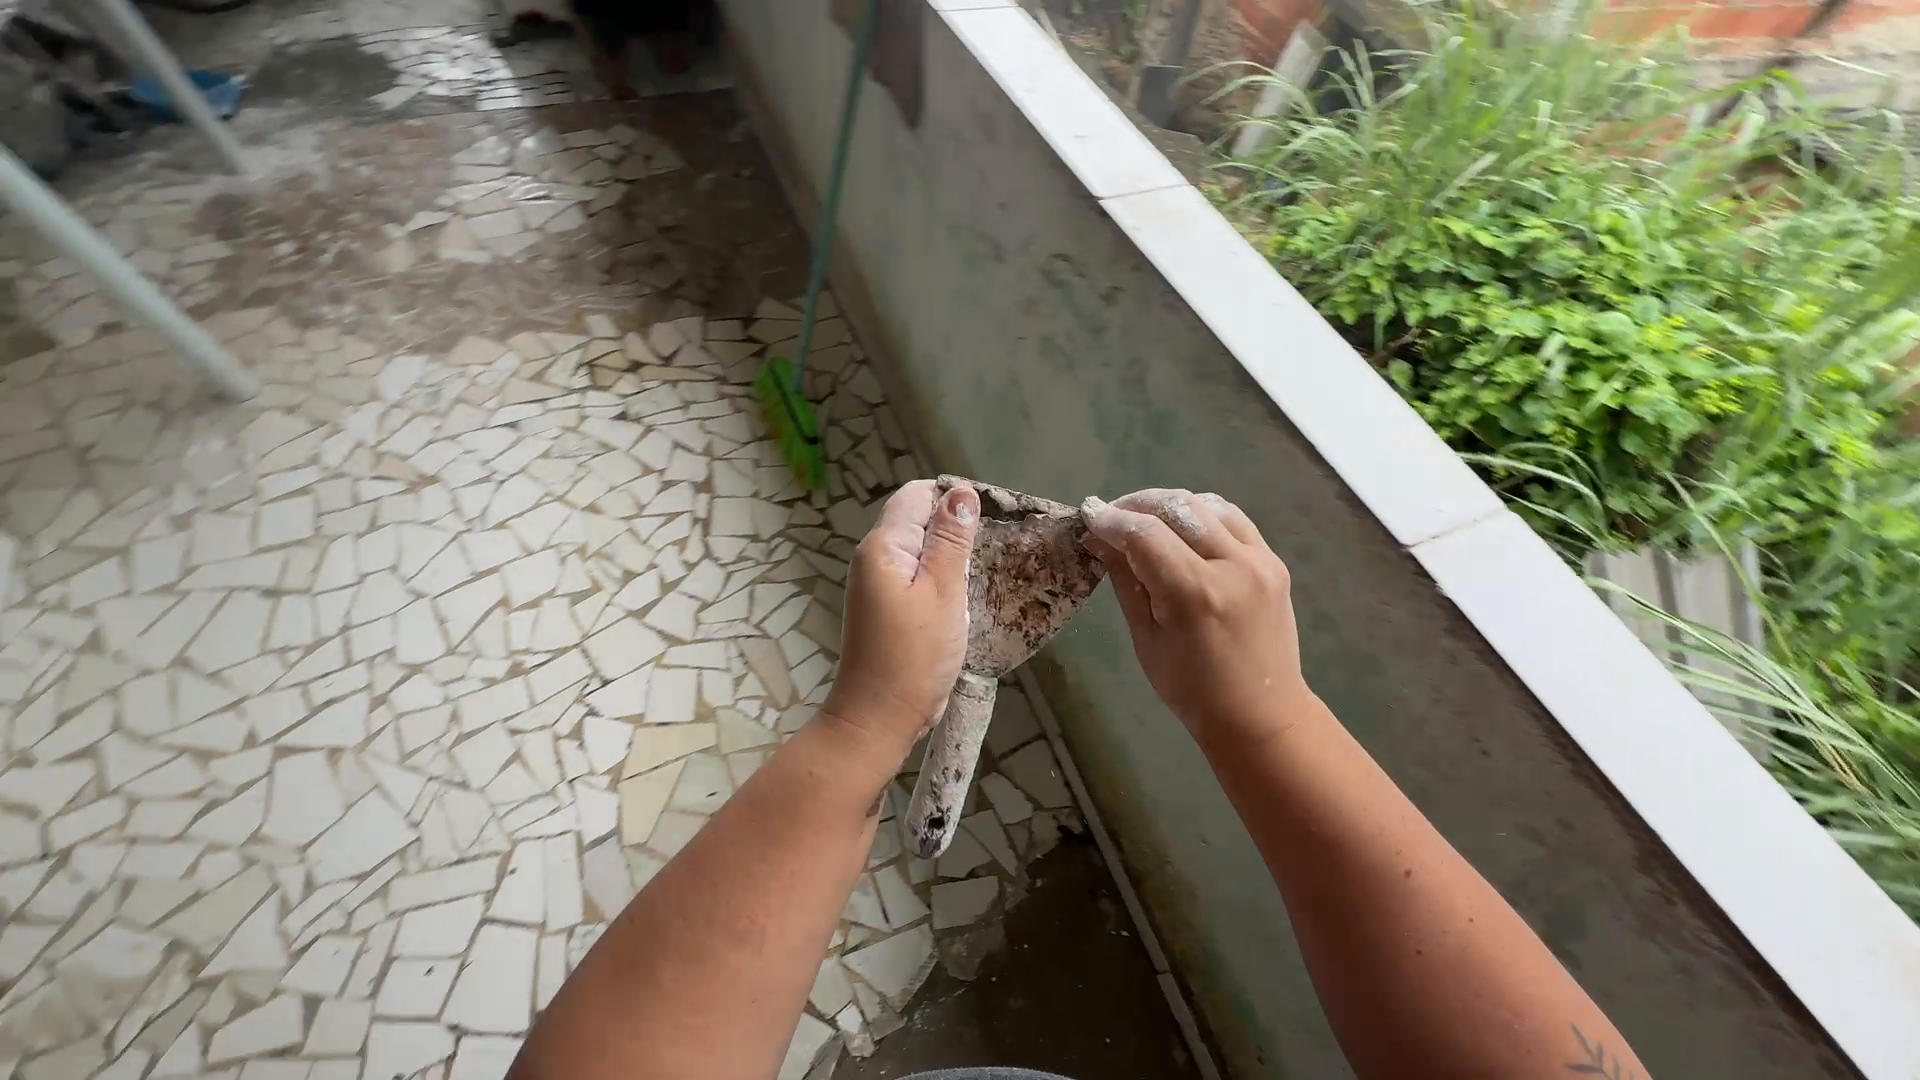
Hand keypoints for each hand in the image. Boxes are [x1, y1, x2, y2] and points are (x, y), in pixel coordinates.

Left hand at [823, 479, 981, 750]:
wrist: (879, 717)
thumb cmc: (914, 655)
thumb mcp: (942, 592)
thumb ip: (951, 540)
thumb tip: (961, 492)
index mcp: (882, 546)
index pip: (916, 496)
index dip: (952, 498)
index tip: (991, 516)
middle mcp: (873, 557)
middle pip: (916, 519)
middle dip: (954, 526)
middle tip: (996, 544)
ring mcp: (877, 583)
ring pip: (918, 549)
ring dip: (950, 553)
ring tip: (986, 566)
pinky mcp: (886, 606)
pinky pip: (915, 574)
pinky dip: (940, 576)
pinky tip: (964, 591)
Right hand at [1082, 489, 1307, 748]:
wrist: (1260, 713)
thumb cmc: (1190, 688)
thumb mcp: (1145, 636)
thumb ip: (1125, 580)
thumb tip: (1100, 539)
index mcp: (1194, 593)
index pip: (1144, 534)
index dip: (1110, 520)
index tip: (1087, 517)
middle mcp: (1232, 566)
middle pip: (1176, 507)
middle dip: (1135, 504)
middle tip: (1109, 516)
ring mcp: (1260, 560)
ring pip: (1206, 504)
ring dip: (1168, 503)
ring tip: (1142, 518)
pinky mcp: (1273, 561)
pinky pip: (1233, 518)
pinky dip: (1201, 512)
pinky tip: (1181, 525)